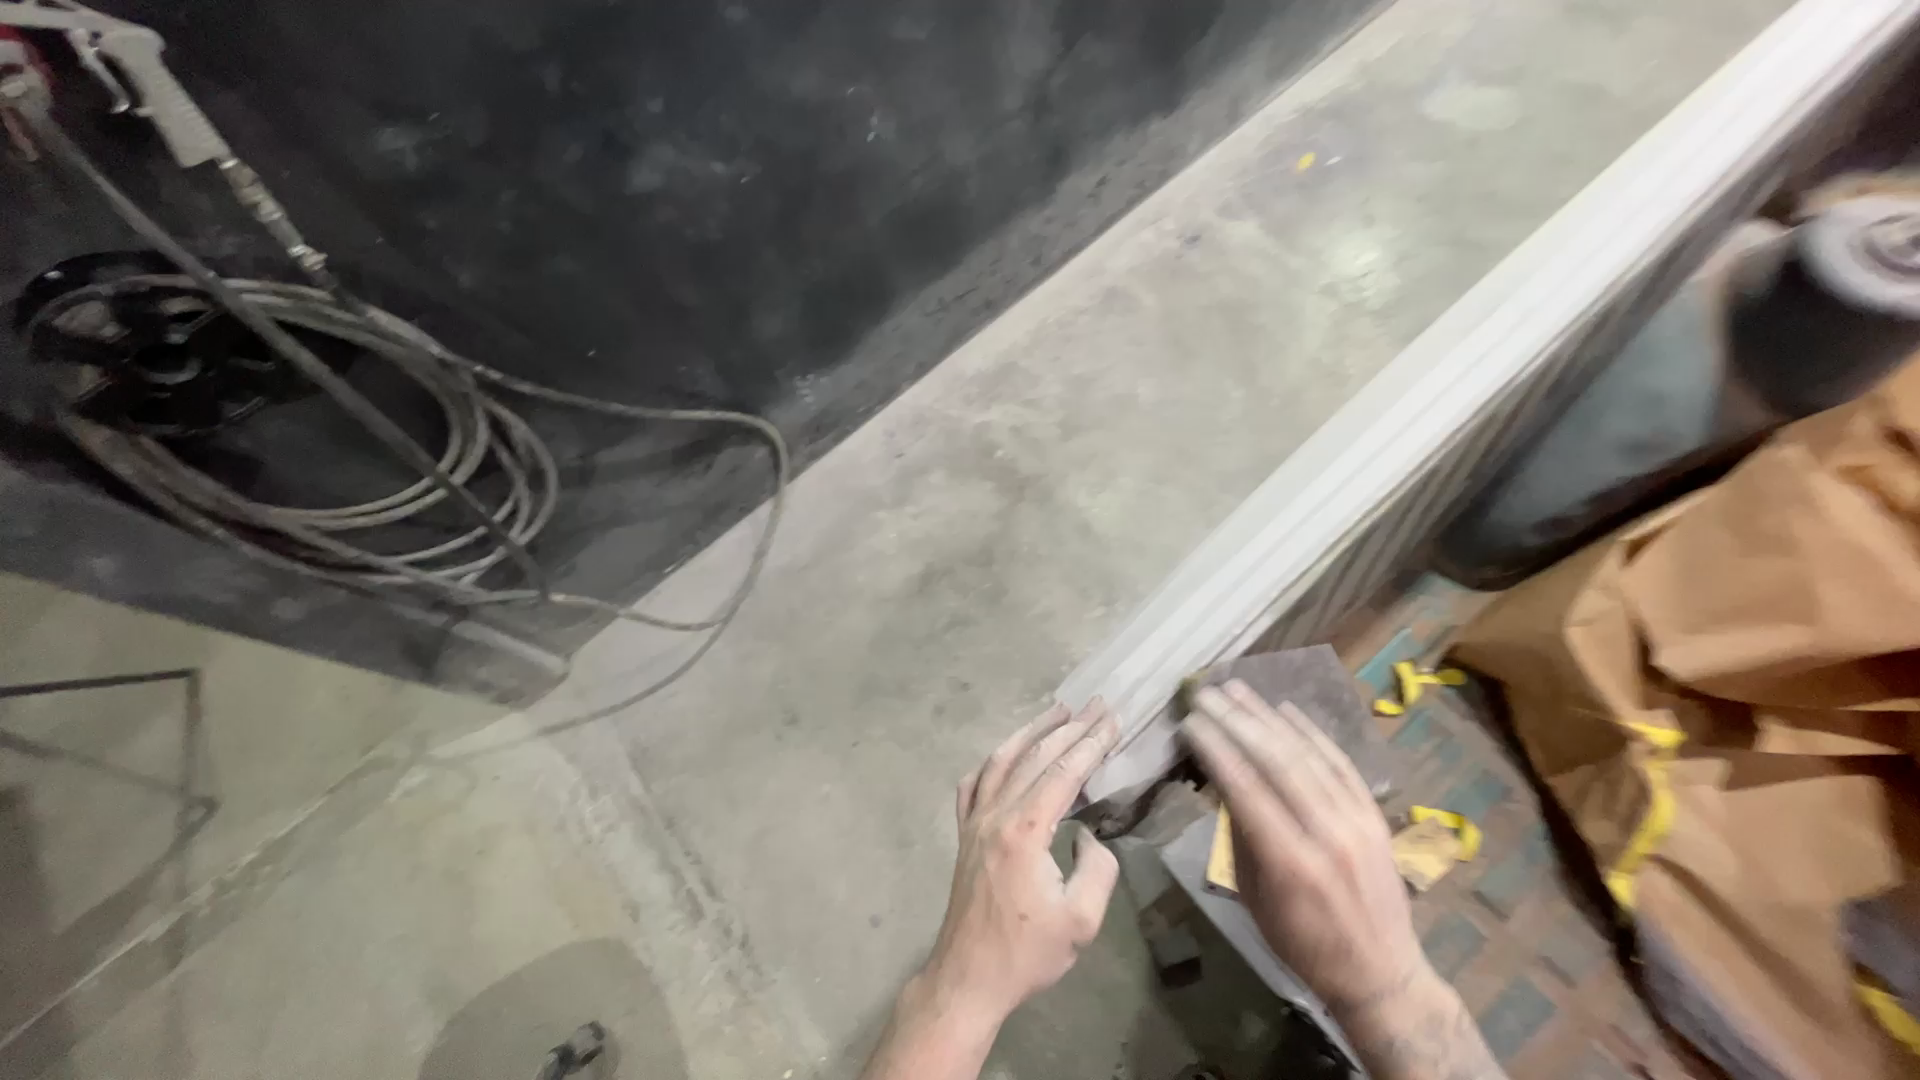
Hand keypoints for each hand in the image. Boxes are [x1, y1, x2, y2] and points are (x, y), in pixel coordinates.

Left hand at [919, 699, 1122, 1024]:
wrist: (968, 976)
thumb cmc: (1027, 954)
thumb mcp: (1081, 921)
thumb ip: (1097, 869)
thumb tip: (1088, 835)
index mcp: (1024, 830)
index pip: (1063, 772)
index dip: (1091, 744)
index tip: (1113, 720)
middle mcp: (995, 814)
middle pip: (1034, 757)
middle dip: (1070, 727)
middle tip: (1096, 704)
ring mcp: (974, 821)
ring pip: (1002, 760)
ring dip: (1031, 731)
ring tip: (1058, 710)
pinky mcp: (964, 834)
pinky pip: (974, 783)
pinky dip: (994, 760)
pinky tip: (1006, 752)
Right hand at [1181, 680, 1425, 1011]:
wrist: (1381, 974)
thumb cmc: (1302, 943)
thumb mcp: (1254, 896)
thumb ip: (1240, 835)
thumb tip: (1221, 781)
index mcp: (1290, 862)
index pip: (1246, 790)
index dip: (1215, 750)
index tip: (1190, 721)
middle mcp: (1327, 833)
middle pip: (1277, 763)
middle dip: (1236, 722)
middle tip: (1206, 694)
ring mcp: (1357, 821)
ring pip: (1308, 755)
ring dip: (1268, 718)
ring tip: (1238, 690)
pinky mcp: (1375, 816)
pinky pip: (1341, 764)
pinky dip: (1312, 733)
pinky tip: (1286, 710)